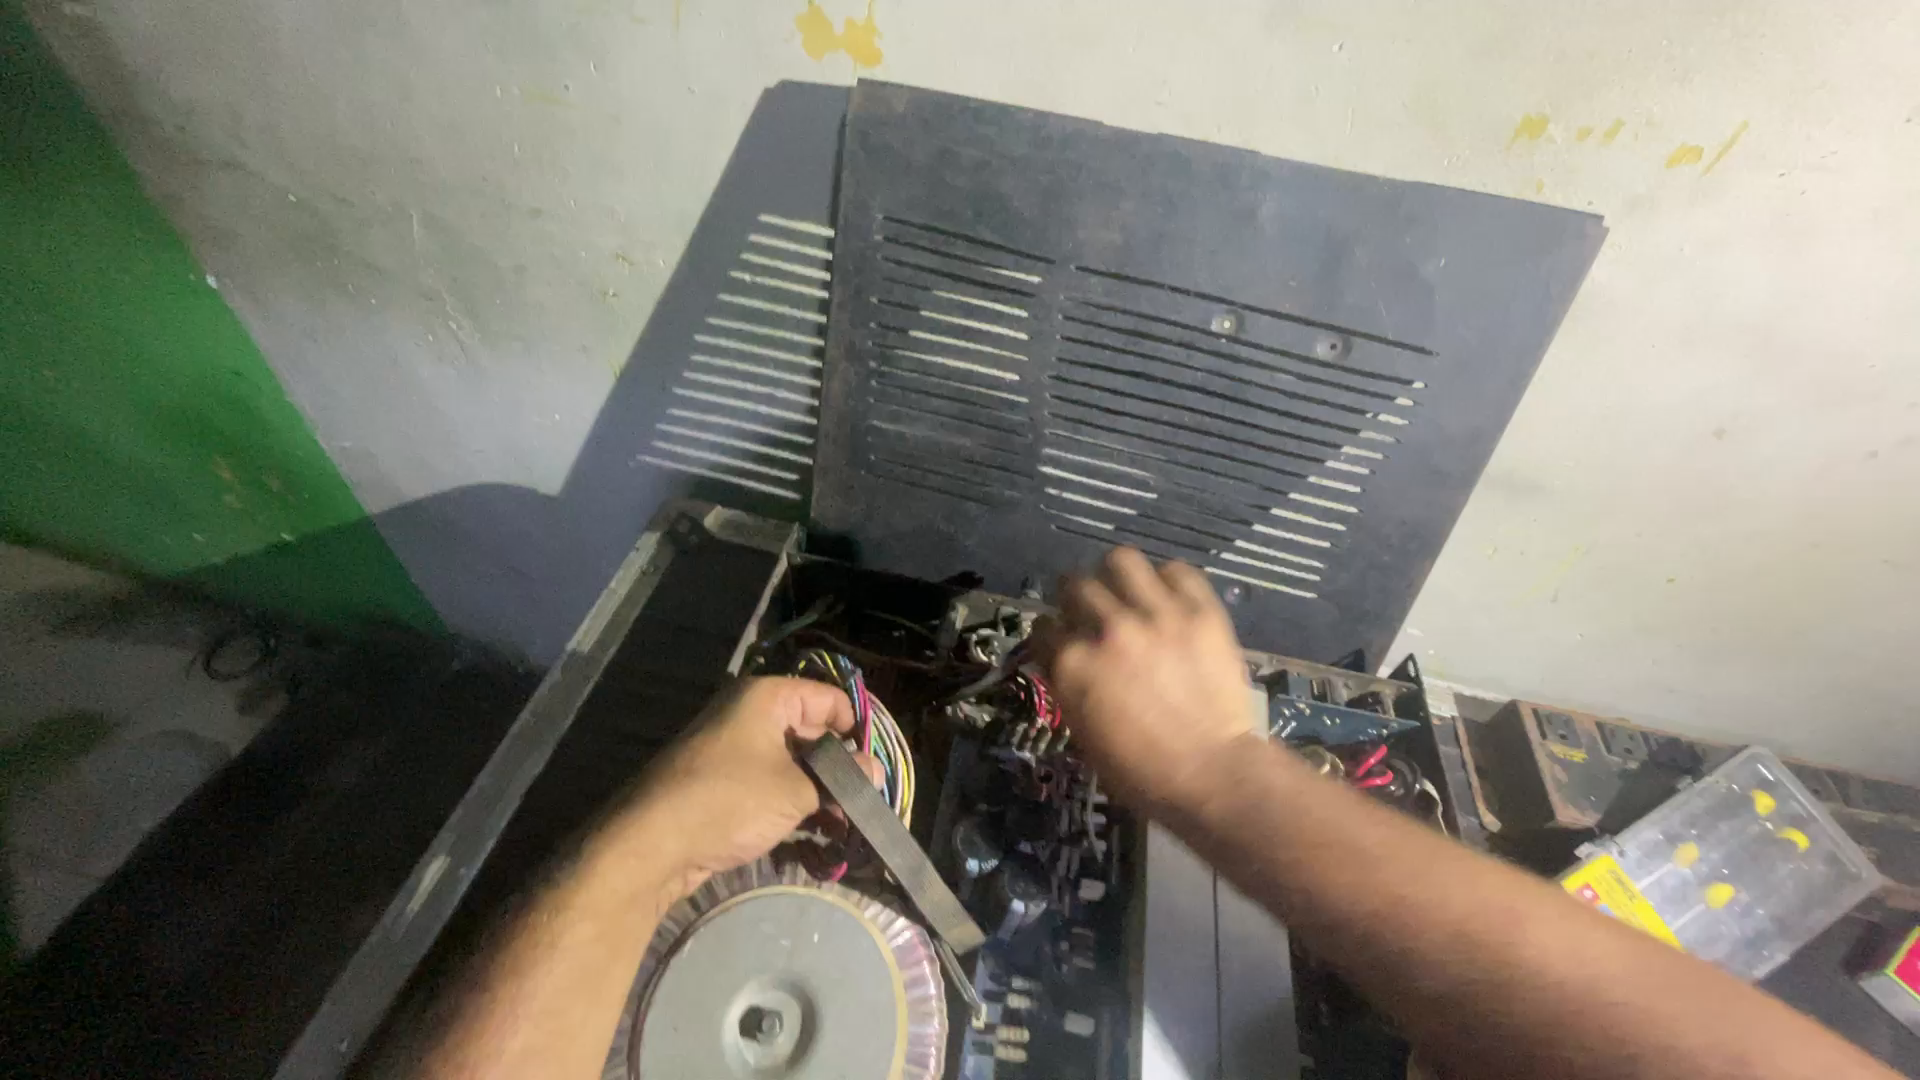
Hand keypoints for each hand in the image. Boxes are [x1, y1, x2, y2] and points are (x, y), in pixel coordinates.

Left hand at [619, 676, 857, 899]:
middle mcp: (751, 716)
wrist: (650, 845)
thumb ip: (842, 779)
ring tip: (848, 824)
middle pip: (813, 731)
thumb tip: (876, 773)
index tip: (876, 764)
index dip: (856, 728)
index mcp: (767, 697)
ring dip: (821, 792)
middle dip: (841, 766)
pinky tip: (819, 836)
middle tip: (868, 798)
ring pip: (794, 763)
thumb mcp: (796, 789)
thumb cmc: (730, 799)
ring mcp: (735, 751)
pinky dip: (796, 805)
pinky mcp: (725, 786)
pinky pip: (772, 785)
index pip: (829, 698)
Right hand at [1035, 548, 1260, 812]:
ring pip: (1120, 560)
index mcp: (1072, 664)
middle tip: (1091, 613)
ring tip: (1127, 592)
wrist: (1213, 773)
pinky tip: (1169, 599)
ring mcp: (1155, 614)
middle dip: (1076, 599)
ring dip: (1116, 575)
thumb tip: (1068, 661)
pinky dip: (1168, 581)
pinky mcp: (1199, 610)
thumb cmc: (1141, 771)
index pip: (1043, 626)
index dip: (1051, 634)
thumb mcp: (1083, 733)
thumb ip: (1070, 686)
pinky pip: (1177, 571)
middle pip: (1074, 584)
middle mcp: (1106, 628)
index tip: (1062, 640)